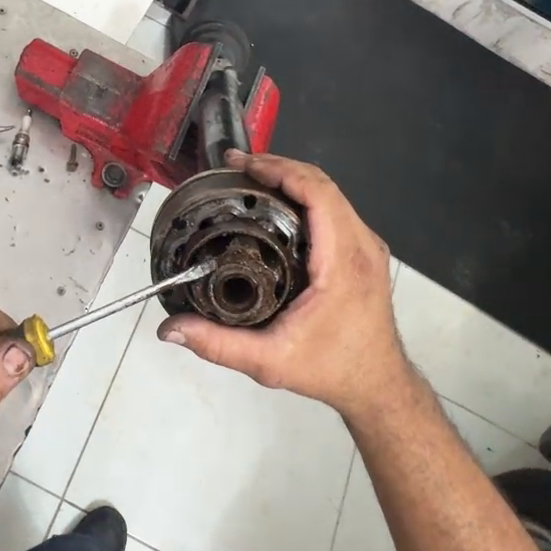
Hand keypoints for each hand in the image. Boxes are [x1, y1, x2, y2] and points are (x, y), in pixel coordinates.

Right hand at [157, 150, 412, 418]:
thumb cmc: (331, 370)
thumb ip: (219, 345)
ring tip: (251, 177)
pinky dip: (306, 194)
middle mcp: (361, 245)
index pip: (318, 193)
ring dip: (292, 177)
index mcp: (343, 261)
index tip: (242, 165)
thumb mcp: (271, 362)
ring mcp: (367, 246)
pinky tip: (277, 201)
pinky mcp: (365, 251)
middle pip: (323, 183)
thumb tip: (171, 329)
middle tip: (236, 166)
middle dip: (278, 166)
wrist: (378, 385)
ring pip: (331, 192)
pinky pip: (336, 207)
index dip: (280, 170)